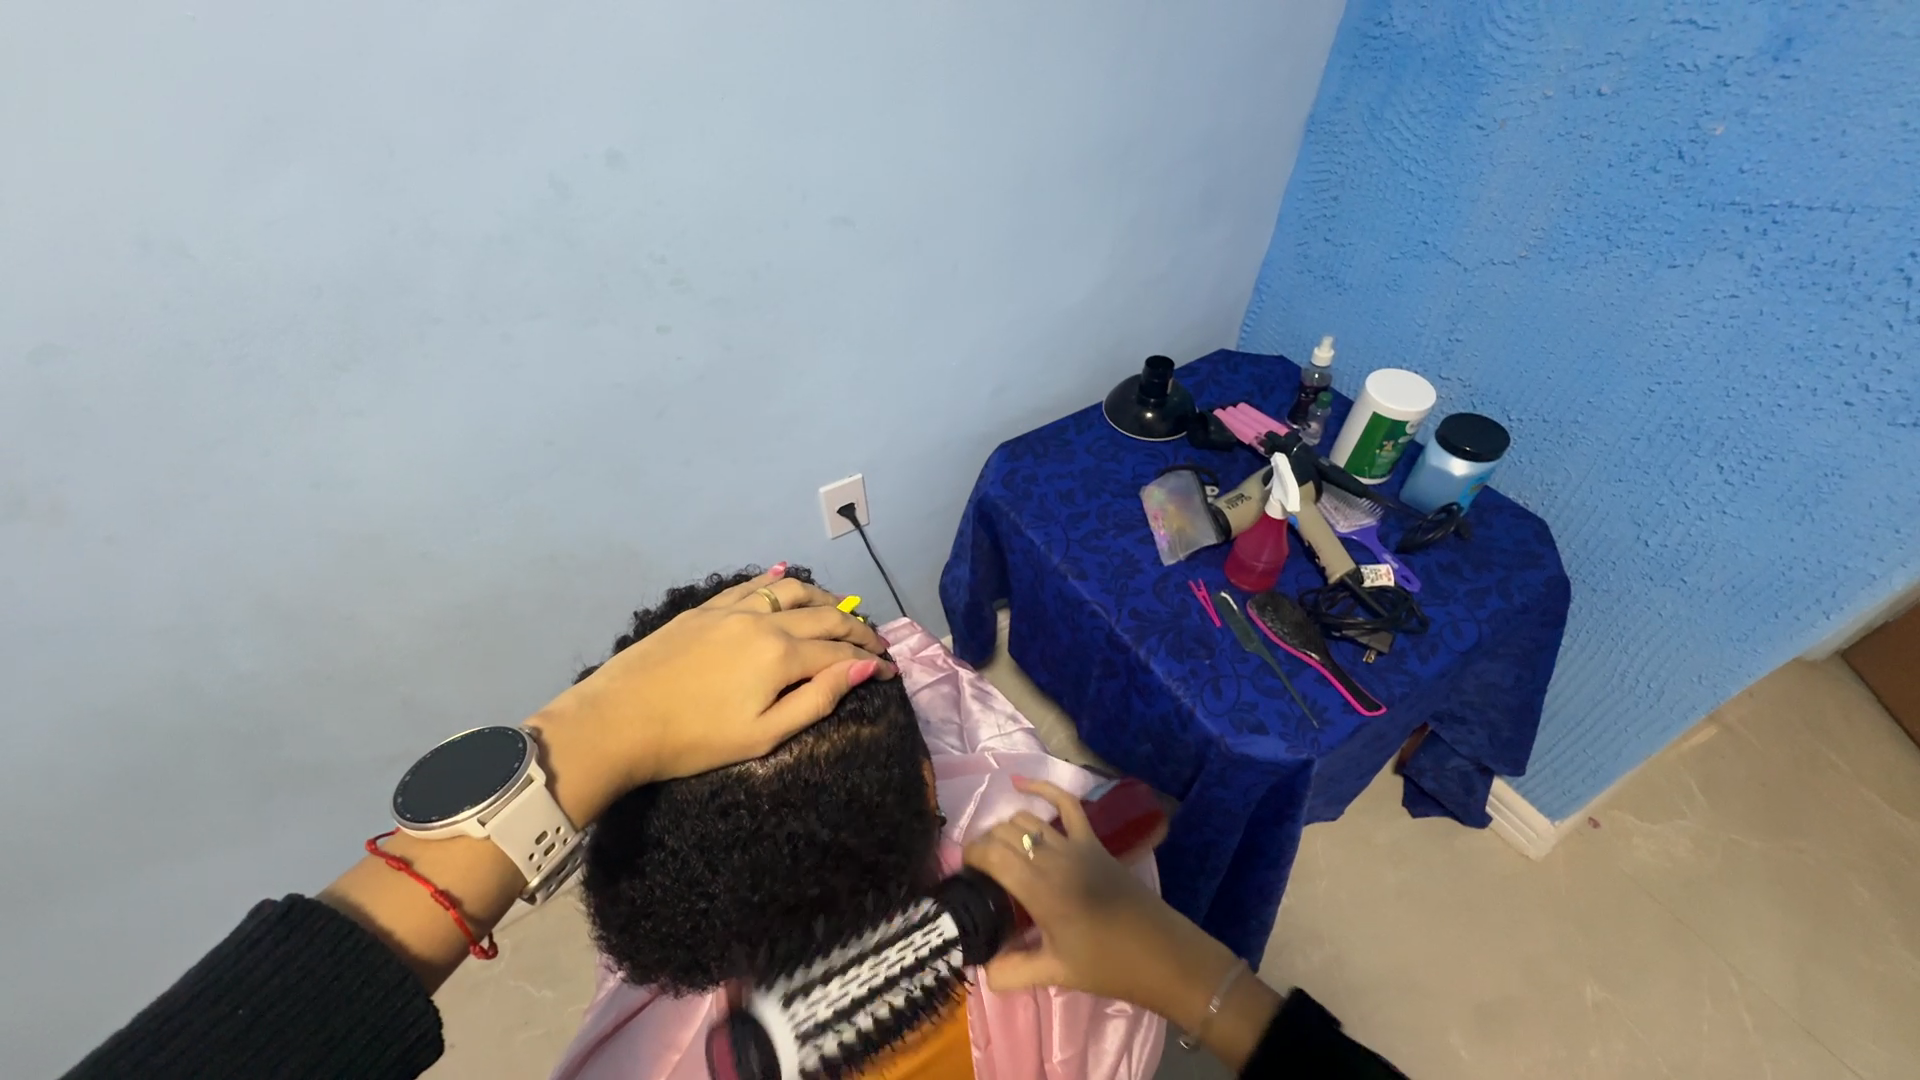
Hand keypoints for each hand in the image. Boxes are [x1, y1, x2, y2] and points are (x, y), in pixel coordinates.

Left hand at [532, 564, 894, 798]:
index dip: (870, 659)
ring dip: (824, 597)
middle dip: (857, 627)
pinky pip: (752, 584)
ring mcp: (732, 609)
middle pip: (824, 614)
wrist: (616, 721)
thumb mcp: (763, 735)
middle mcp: (764, 621)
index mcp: (781, 655)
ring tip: (839, 608)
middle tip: (875, 641)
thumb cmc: (693, 741)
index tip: (890, 669)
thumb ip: (817, 699)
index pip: (840, 651)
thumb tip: (863, 670)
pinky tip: (786, 581)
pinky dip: (778, 581)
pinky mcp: (705, 608)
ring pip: (791, 590)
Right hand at [963, 779, 1240, 1023]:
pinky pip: (1066, 803)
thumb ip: (1013, 970)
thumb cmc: (1107, 965)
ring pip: (1026, 820)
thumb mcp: (1056, 973)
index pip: (991, 854)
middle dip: (984, 844)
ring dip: (1005, 829)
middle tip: (979, 870)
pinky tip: (1021, 783)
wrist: (1161, 953)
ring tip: (998, 852)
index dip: (970, 856)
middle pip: (1004, 833)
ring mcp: (1075, 845)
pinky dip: (1043, 788)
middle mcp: (1053, 858)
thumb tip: (980, 970)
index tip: (963, 873)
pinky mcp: (1092, 841)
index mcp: (1040, 889)